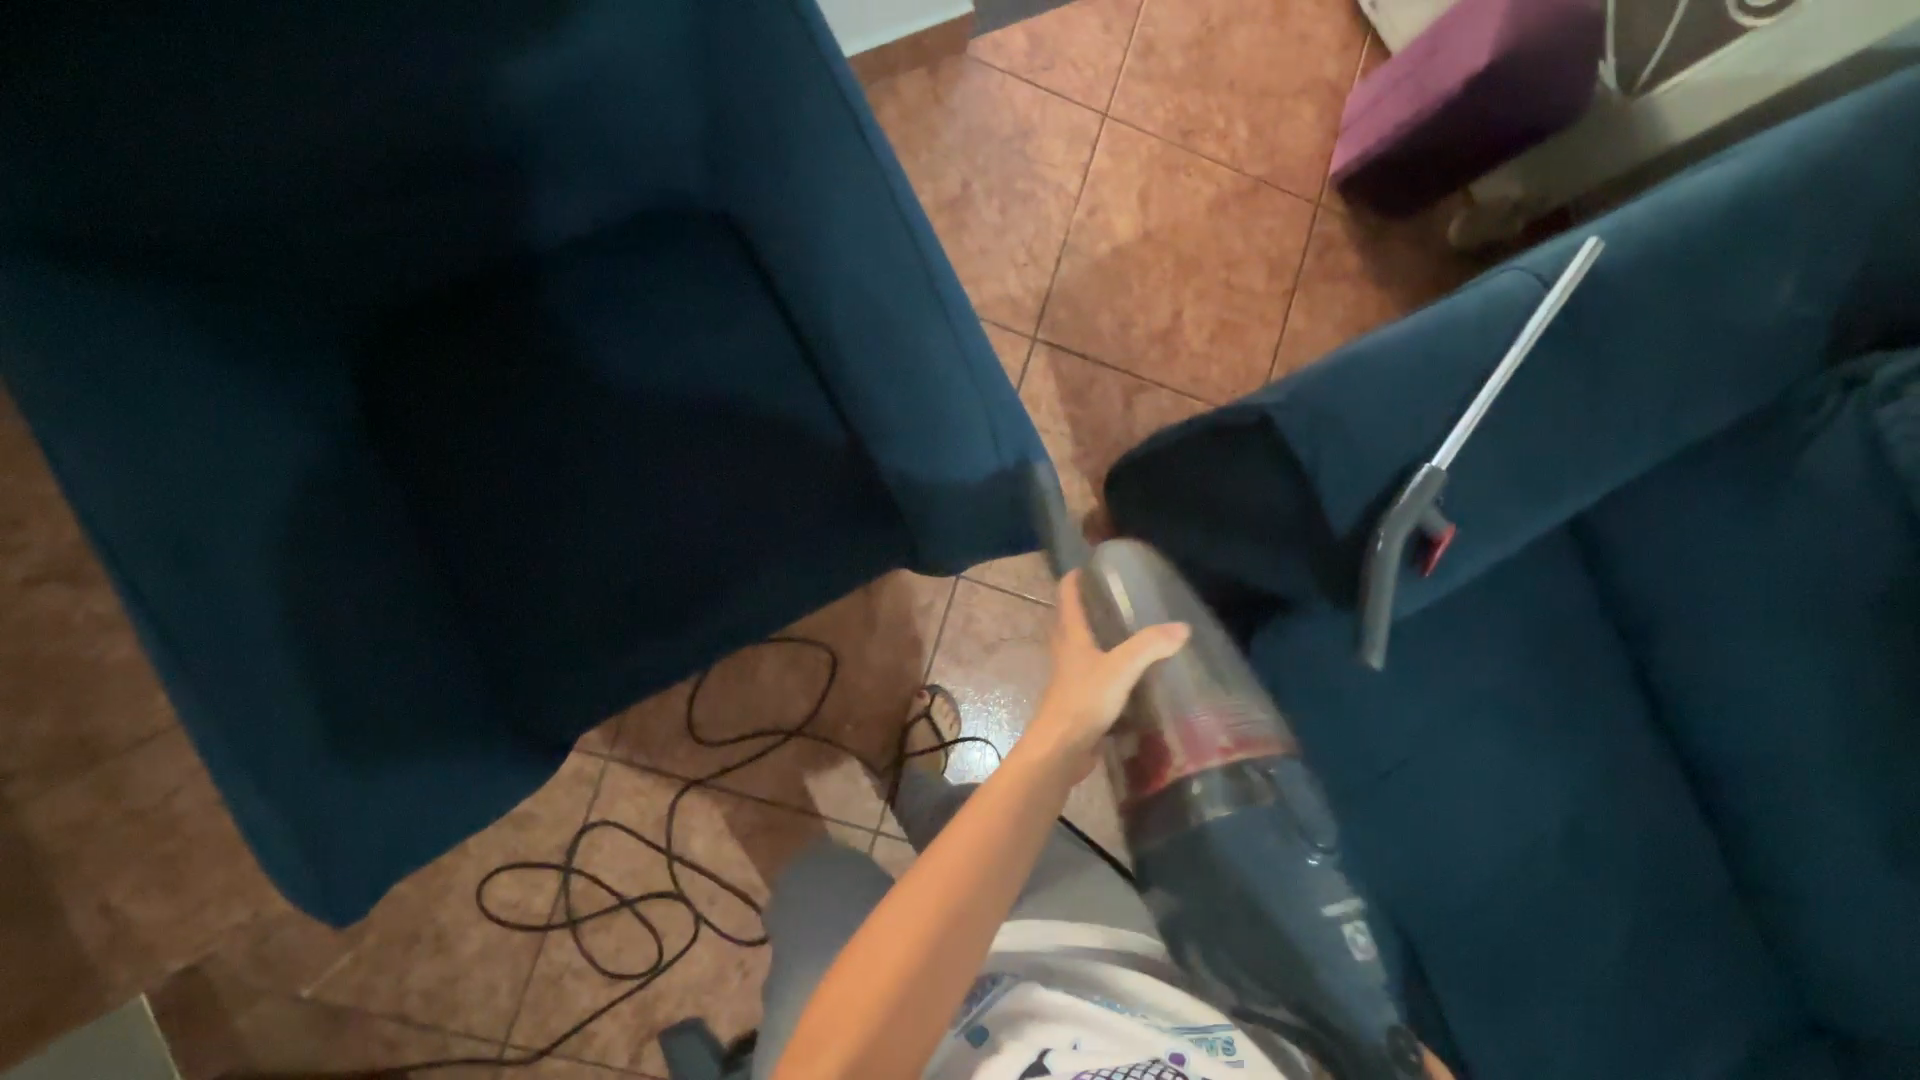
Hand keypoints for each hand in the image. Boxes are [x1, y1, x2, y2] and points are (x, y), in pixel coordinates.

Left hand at [1021, 569, 1190, 773]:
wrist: (1060, 749)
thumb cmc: (1084, 701)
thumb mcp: (1121, 668)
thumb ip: (1149, 646)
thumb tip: (1182, 627)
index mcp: (1071, 639)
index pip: (1067, 601)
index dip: (1072, 582)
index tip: (1082, 568)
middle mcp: (1066, 656)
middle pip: (1068, 625)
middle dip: (1080, 610)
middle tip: (1103, 599)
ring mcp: (1069, 681)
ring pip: (1077, 653)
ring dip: (1090, 642)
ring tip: (1117, 636)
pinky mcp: (1076, 704)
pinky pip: (1089, 680)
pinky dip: (1102, 673)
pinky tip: (1123, 680)